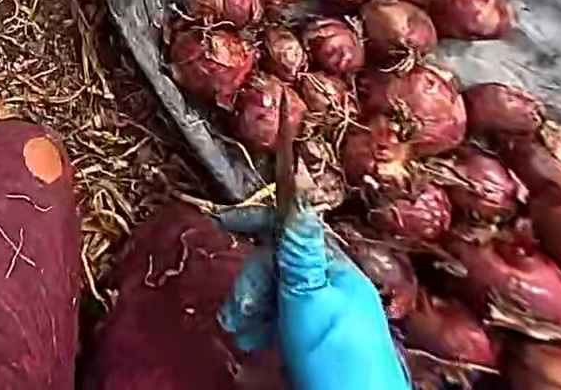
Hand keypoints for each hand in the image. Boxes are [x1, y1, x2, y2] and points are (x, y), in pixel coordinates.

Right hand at [216, 206, 408, 389]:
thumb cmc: (336, 364)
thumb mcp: (310, 300)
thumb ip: (298, 251)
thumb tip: (296, 196)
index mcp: (336, 271)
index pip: (293, 227)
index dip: (256, 220)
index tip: (223, 222)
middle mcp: (333, 288)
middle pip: (279, 260)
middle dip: (251, 278)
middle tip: (239, 310)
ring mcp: (325, 318)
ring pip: (276, 290)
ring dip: (251, 304)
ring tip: (241, 332)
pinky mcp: (314, 345)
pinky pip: (280, 318)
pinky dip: (262, 325)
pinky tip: (253, 341)